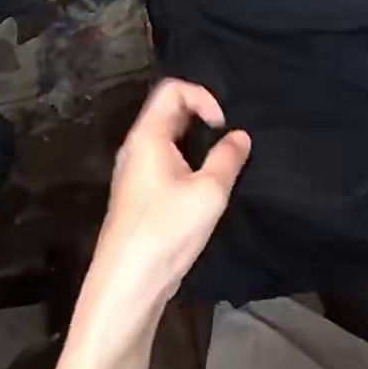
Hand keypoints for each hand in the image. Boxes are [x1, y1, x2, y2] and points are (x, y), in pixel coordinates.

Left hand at [74, 81, 250, 345]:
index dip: (202, 96)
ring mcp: (134, 169)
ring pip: (166, 136)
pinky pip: (163, 158)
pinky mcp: (138, 191)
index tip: (223, 125)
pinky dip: (186, 157)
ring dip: (195, 139)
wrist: (127, 280)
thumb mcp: (208, 193)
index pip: (172, 89)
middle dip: (201, 115)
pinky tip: (204, 181)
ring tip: (221, 158)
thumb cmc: (166, 230)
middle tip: (227, 138)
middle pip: (168, 109)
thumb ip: (227, 158)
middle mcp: (136, 145)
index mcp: (147, 135)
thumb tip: (240, 136)